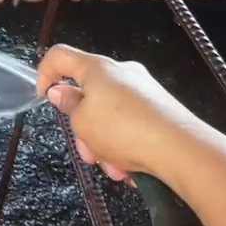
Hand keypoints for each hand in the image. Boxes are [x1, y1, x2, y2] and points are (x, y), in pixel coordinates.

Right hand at [36, 44, 218, 183]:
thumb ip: (68, 106)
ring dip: (104, 143)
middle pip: (88, 95)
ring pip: (109, 116)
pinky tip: (131, 169)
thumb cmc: (122, 130)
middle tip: (87, 153)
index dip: (43, 73)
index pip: (59, 56)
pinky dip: (125, 145)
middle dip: (83, 128)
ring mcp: (144, 92)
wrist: (182, 150)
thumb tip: (61, 92)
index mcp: (97, 68)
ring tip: (114, 169)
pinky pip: (131, 125)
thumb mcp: (83, 122)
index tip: (42, 99)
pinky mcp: (161, 111)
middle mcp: (121, 73)